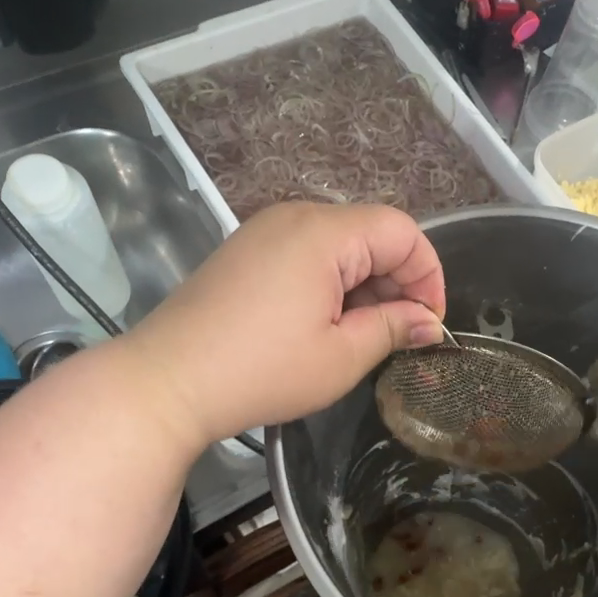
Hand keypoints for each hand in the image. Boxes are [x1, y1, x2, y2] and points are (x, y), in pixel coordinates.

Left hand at [118, 202, 445, 445]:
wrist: (169, 380)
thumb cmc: (263, 371)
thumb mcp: (341, 357)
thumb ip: (392, 329)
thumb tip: (428, 322)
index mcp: (324, 233)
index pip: (402, 230)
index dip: (428, 275)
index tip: (429, 325)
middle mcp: (295, 216)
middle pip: (370, 234)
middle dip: (397, 283)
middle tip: (399, 339)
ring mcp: (264, 232)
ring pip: (339, 247)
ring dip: (364, 287)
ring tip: (361, 339)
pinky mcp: (245, 253)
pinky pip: (306, 256)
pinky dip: (329, 286)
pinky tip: (323, 328)